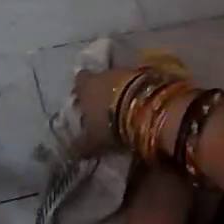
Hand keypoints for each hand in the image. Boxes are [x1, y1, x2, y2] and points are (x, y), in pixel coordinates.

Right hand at [71, 68, 195, 158]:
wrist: (146, 110)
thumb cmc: (111, 124)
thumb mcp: (93, 141)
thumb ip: (82, 145)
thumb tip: (74, 151)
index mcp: (86, 87)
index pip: (79, 81)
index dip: (81, 90)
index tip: (83, 100)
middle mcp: (104, 74)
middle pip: (100, 79)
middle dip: (102, 91)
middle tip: (105, 108)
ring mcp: (128, 72)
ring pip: (120, 81)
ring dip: (122, 93)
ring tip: (125, 111)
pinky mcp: (149, 74)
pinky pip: (138, 84)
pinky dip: (138, 94)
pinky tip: (141, 107)